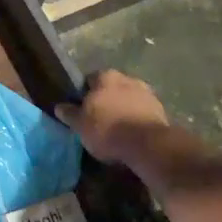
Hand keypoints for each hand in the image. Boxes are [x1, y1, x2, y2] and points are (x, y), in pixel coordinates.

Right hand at [55, 70, 169, 165]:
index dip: (85, 94)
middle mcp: (128, 79)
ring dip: (124, 110)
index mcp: (106, 76)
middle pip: (112, 88)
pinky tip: (133, 136)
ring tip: (118, 130)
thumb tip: (59, 106)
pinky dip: (138, 121)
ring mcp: (148, 94)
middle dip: (107, 100)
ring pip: (130, 100)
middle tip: (100, 119)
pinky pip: (143, 114)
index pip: (90, 80)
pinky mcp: (162, 112)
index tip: (83, 109)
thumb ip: (69, 113)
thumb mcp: (80, 124)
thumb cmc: (107, 129)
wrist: (148, 145)